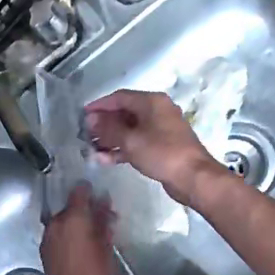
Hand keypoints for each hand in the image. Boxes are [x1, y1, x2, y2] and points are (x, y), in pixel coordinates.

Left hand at [40, 184, 114, 274]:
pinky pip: (57, 233)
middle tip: (99, 216)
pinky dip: (67, 233)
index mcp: (73, 218)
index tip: (96, 191)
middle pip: (69, 207)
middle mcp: (56, 223)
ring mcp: (48, 236)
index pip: (78, 192)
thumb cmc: (94, 274)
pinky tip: (78, 244)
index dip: (88, 189)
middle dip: (83, 209)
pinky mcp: (44, 248)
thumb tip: (103, 203)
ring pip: (62, 220)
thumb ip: (103, 220)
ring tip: (90, 232)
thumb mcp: (105, 245)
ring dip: (74, 222)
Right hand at [84, 90, 227, 204]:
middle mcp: (157, 111)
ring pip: (130, 130)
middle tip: (85, 135)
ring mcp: (161, 130)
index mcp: (152, 102)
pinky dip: (123, 149)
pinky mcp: (162, 147)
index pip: (120, 97)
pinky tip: (106, 159)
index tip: (82, 115)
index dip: (99, 105)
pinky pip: (138, 143)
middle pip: (125, 113)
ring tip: (91, 149)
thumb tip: (90, 120)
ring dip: (111, 139)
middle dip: (104, 124)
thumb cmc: (162, 153)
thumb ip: (108, 129)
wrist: (193, 177)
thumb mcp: (131, 140)